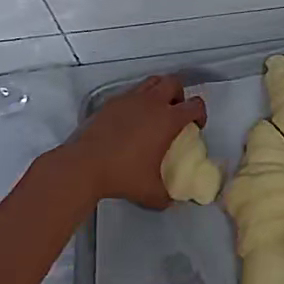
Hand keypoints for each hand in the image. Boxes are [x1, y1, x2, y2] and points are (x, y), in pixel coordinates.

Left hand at [50, 75, 204, 208]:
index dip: (200, 113)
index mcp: (168, 120)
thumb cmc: (122, 176)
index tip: (196, 126)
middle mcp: (151, 103)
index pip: (195, 105)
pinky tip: (130, 120)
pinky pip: (130, 93)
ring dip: (159, 92)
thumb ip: (166, 196)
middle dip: (180, 94)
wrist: (82, 166)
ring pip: (151, 82)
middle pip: (173, 82)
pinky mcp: (110, 103)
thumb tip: (171, 202)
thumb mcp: (150, 193)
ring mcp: (129, 100)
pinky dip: (137, 101)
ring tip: (154, 112)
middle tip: (176, 112)